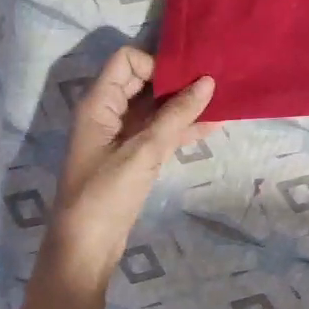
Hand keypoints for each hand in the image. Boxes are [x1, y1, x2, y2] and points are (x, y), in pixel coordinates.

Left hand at [46, 46, 215, 286]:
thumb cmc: (106, 194)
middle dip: (176, 80)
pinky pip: (161, 130)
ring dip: (184, 104)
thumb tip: (208, 81)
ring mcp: (122, 135)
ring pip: (156, 107)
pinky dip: (183, 126)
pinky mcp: (134, 155)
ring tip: (221, 100)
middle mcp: (109, 112)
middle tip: (214, 82)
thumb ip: (177, 115)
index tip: (185, 78)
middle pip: (144, 80)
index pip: (127, 60)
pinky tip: (213, 125)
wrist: (86, 248)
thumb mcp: (144, 151)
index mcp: (99, 103)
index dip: (156, 64)